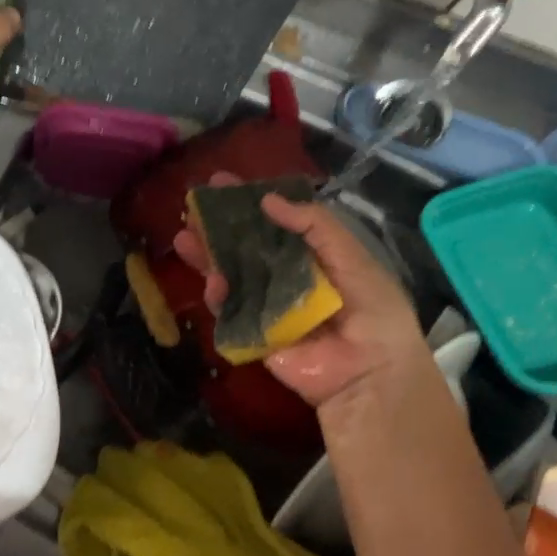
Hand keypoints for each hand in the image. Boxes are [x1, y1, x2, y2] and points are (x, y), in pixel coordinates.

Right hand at [172, 176, 429, 410]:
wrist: (370, 373)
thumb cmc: (372, 310)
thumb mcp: (352, 257)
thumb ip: (315, 225)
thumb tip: (268, 200)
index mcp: (310, 256)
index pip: (273, 222)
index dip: (248, 201)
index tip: (221, 182)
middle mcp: (284, 277)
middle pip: (243, 246)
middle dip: (217, 226)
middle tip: (193, 204)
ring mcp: (265, 304)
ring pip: (229, 274)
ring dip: (206, 255)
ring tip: (184, 237)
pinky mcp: (252, 331)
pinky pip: (228, 310)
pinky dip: (218, 295)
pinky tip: (213, 282)